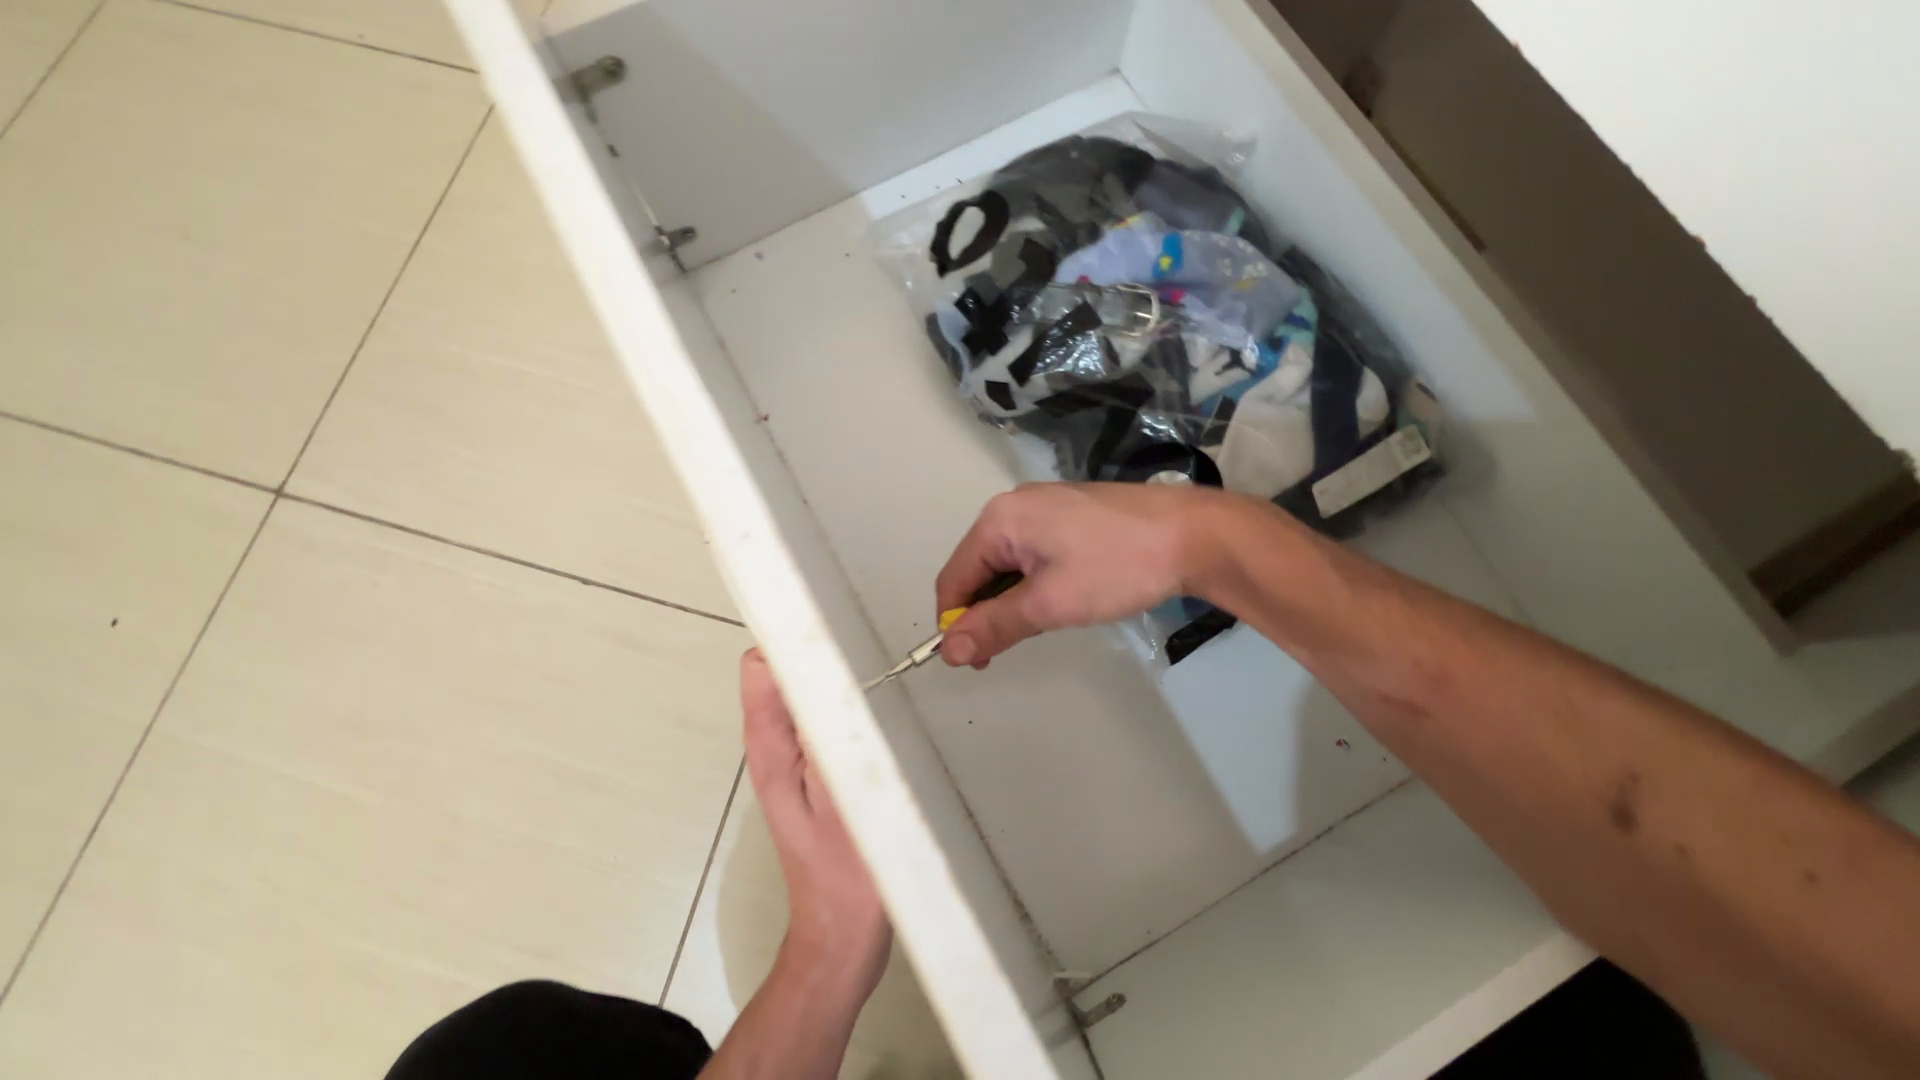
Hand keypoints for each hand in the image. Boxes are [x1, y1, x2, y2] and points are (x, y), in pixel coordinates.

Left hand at [739, 649, 890, 996]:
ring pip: (815, 695)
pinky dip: (855, 708)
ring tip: (891, 675)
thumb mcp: (840, 802)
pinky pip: (834, 721)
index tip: (838, 622)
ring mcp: (801, 760)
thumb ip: (827, 737)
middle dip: (826, 653)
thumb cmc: (847, 876)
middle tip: (879, 649)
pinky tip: (890, 712)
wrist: (846, 937)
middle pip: (791, 673)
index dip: (792, 638)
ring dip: (844, 681)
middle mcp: (778, 745)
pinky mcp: (824, 773)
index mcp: (771, 747)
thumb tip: (820, 673)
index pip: (761, 665)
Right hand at [935, 482, 1233, 665]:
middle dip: (988, 613)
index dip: (956, 623)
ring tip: (1048, 622)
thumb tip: (947, 650)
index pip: (953, 579)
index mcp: (999, 520)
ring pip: (1008, 566)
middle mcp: (1014, 506)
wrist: (1193, 535)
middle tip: (1013, 648)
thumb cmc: (1117, 566)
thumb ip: (994, 626)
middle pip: (979, 571)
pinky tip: (1064, 599)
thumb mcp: (1049, 604)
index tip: (974, 660)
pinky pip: (1034, 555)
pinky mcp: (1070, 515)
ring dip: (1015, 601)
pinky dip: (1037, 584)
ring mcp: (1045, 507)